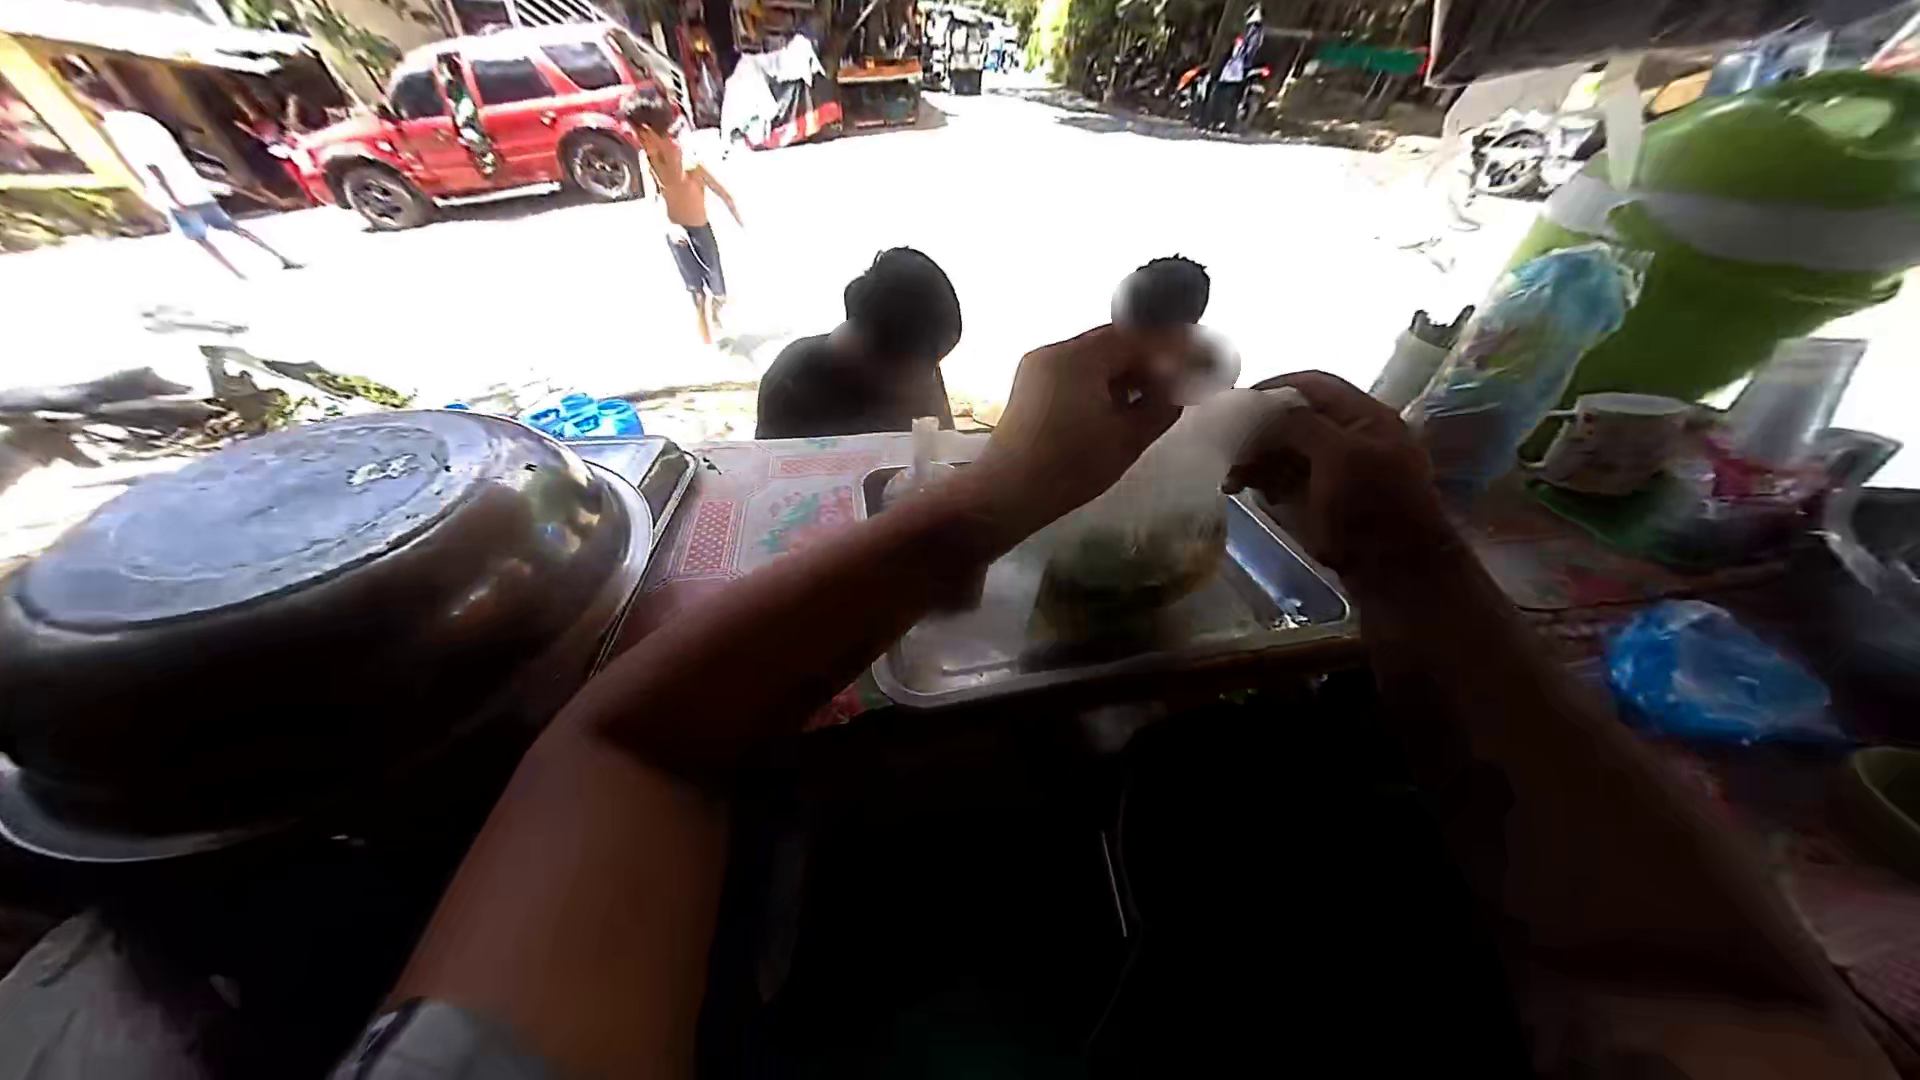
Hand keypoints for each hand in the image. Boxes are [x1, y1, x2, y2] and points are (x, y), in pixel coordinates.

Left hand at [968, 324, 1183, 541]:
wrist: (1006, 495)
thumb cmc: (1069, 468)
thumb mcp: (1127, 438)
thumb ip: (1161, 406)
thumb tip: (1177, 388)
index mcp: (1079, 357)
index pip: (1138, 337)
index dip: (1176, 346)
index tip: (1204, 355)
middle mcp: (1054, 352)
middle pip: (1114, 343)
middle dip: (1152, 356)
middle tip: (1186, 373)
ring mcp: (1037, 369)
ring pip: (1093, 358)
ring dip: (1127, 370)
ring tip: (1158, 392)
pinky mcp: (1030, 389)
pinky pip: (1074, 374)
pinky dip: (1102, 382)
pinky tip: (1122, 403)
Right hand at [1225, 371, 1456, 584]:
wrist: (1391, 568)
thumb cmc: (1371, 507)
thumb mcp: (1340, 456)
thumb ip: (1303, 426)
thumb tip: (1266, 413)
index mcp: (1363, 417)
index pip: (1313, 385)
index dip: (1274, 388)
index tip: (1235, 402)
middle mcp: (1346, 436)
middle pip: (1292, 417)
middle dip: (1257, 429)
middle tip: (1224, 443)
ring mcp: (1330, 467)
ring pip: (1282, 449)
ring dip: (1253, 457)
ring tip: (1230, 475)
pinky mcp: (1316, 494)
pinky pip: (1280, 475)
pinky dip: (1259, 478)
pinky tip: (1241, 488)